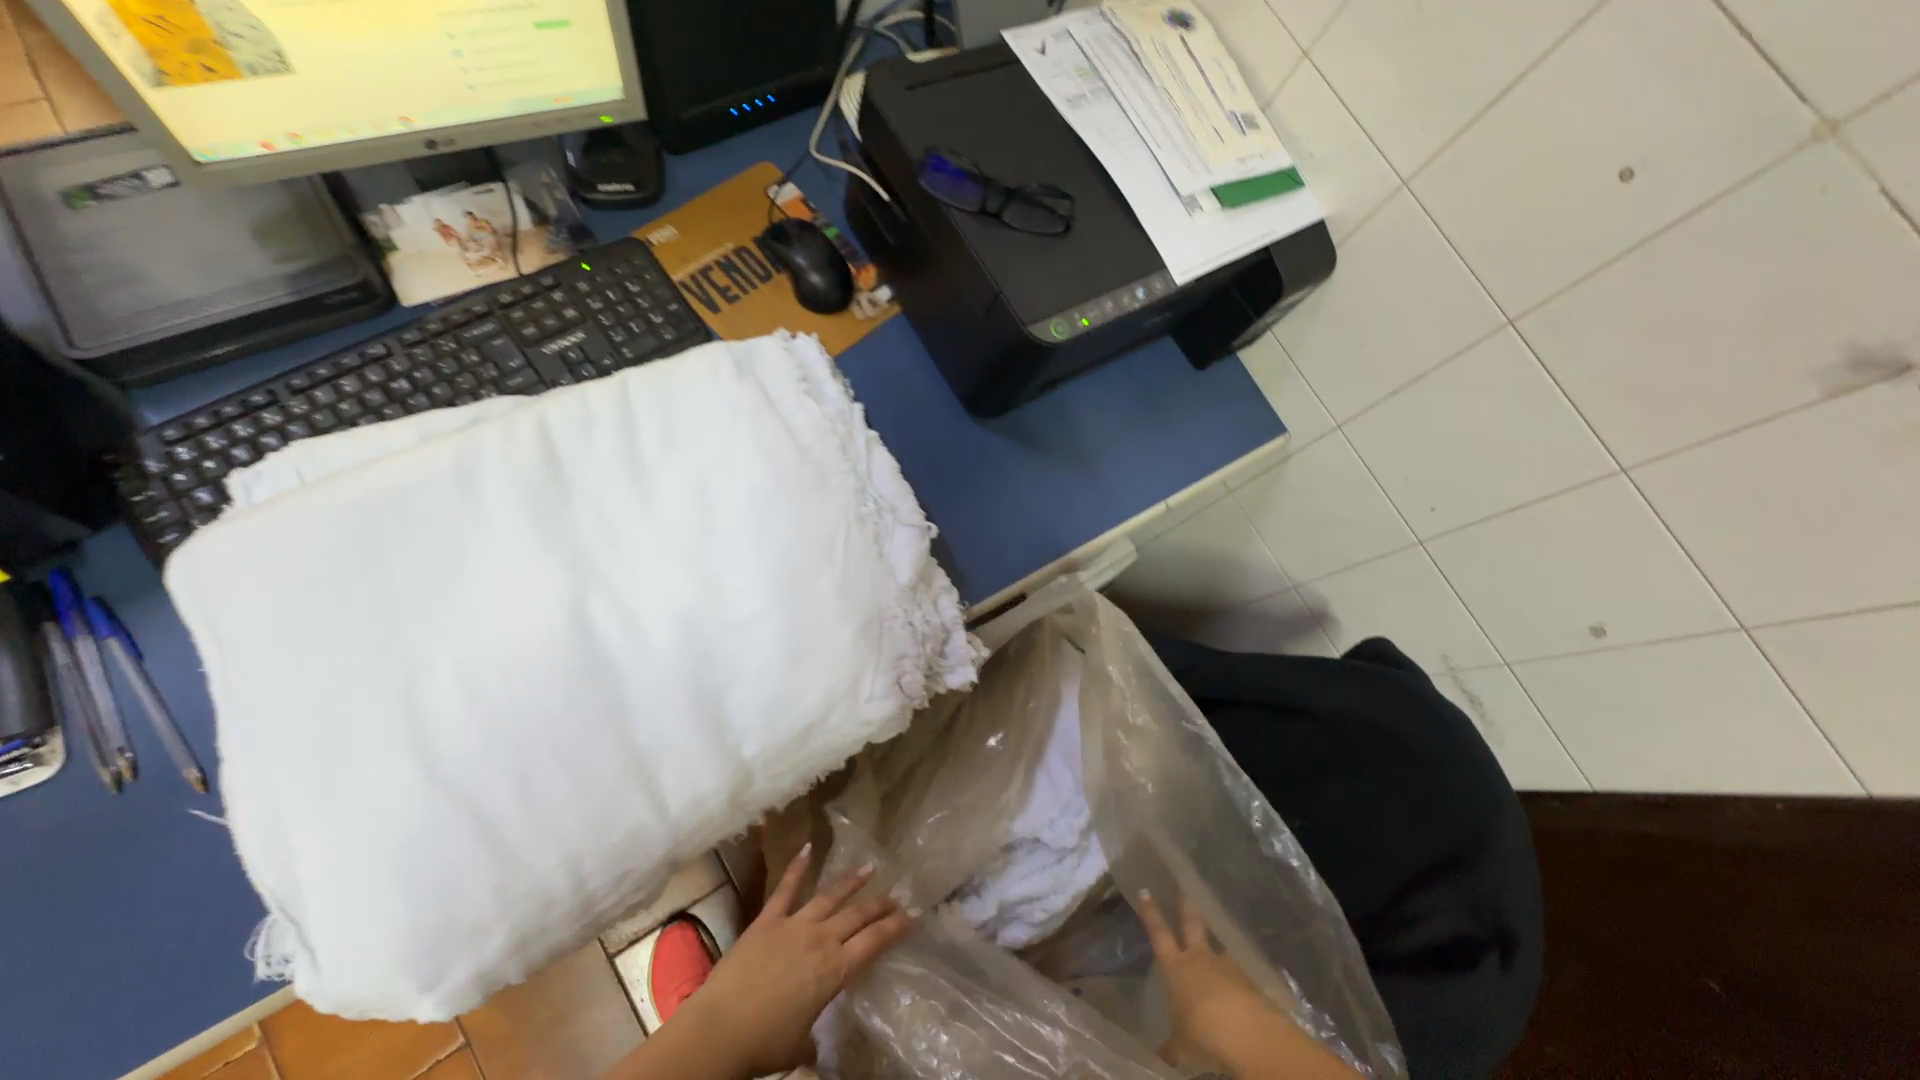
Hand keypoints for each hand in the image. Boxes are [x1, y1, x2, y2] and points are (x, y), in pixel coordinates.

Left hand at [683, 844, 915, 1076]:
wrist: (719, 1028)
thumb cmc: (764, 1043)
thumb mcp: (800, 1045)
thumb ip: (813, 1035)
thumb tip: (812, 1041)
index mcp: (836, 970)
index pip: (875, 942)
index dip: (897, 927)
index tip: (914, 914)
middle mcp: (821, 940)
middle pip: (858, 915)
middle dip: (880, 904)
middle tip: (897, 895)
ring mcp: (793, 925)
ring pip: (830, 897)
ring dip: (851, 882)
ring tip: (869, 868)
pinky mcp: (767, 920)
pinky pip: (785, 889)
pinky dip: (797, 867)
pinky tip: (808, 848)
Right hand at [1138, 890, 1283, 1069]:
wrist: (1248, 1034)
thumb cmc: (1202, 1033)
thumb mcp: (1181, 1046)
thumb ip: (1171, 1046)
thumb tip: (1160, 1058)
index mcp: (1176, 968)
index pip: (1159, 934)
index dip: (1151, 913)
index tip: (1146, 891)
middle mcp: (1201, 959)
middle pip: (1192, 924)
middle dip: (1187, 905)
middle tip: (1186, 885)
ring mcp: (1228, 967)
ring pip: (1220, 946)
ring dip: (1218, 941)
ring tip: (1219, 940)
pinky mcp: (1251, 980)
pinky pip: (1240, 971)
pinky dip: (1238, 974)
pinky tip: (1240, 982)